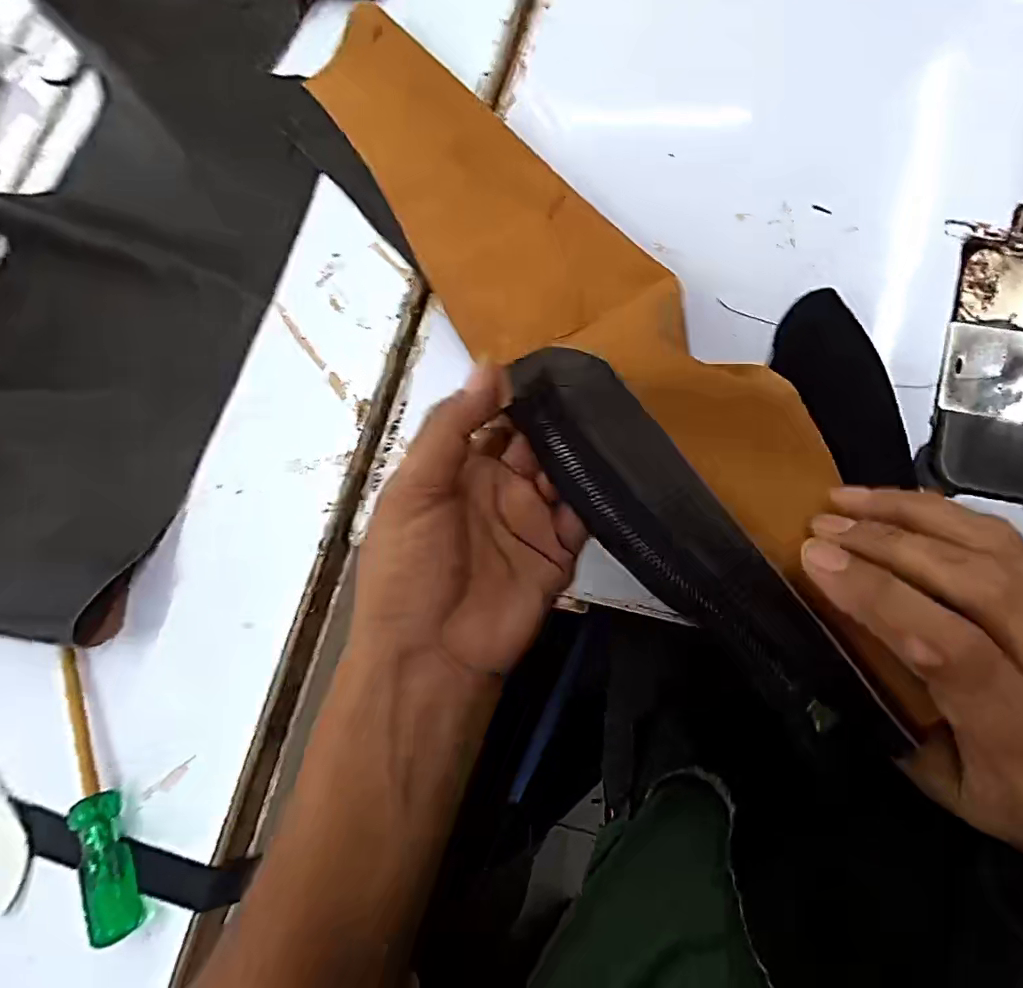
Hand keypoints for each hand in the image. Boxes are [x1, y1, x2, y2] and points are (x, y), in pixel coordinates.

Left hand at [352, 365, 587, 684]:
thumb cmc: (409, 569)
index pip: (491, 421)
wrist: (434, 657)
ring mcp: (531, 521)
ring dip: (579, 454)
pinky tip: (612, 472)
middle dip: (555, 421)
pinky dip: (597, 496)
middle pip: (533, 444)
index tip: (548, 367)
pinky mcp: (559, 551)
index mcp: (457, 472)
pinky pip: (584, 516)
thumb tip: (489, 366)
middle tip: (588, 390)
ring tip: (606, 423)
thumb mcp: (415, 490)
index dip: (514, 396)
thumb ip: (451, 429)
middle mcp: (498, 491)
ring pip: (563, 475)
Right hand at [799, 488, 1022, 864]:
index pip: (960, 655)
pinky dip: (943, 514)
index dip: (884, 597)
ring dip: (913, 516)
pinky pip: (1008, 540)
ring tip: (850, 501)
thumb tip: (836, 614)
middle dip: (891, 546)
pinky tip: (897, 505)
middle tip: (825, 526)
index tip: (819, 560)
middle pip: (982, 588)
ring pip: (999, 551)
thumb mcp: (939, 784)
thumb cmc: (1008, 805)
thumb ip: (895, 704)